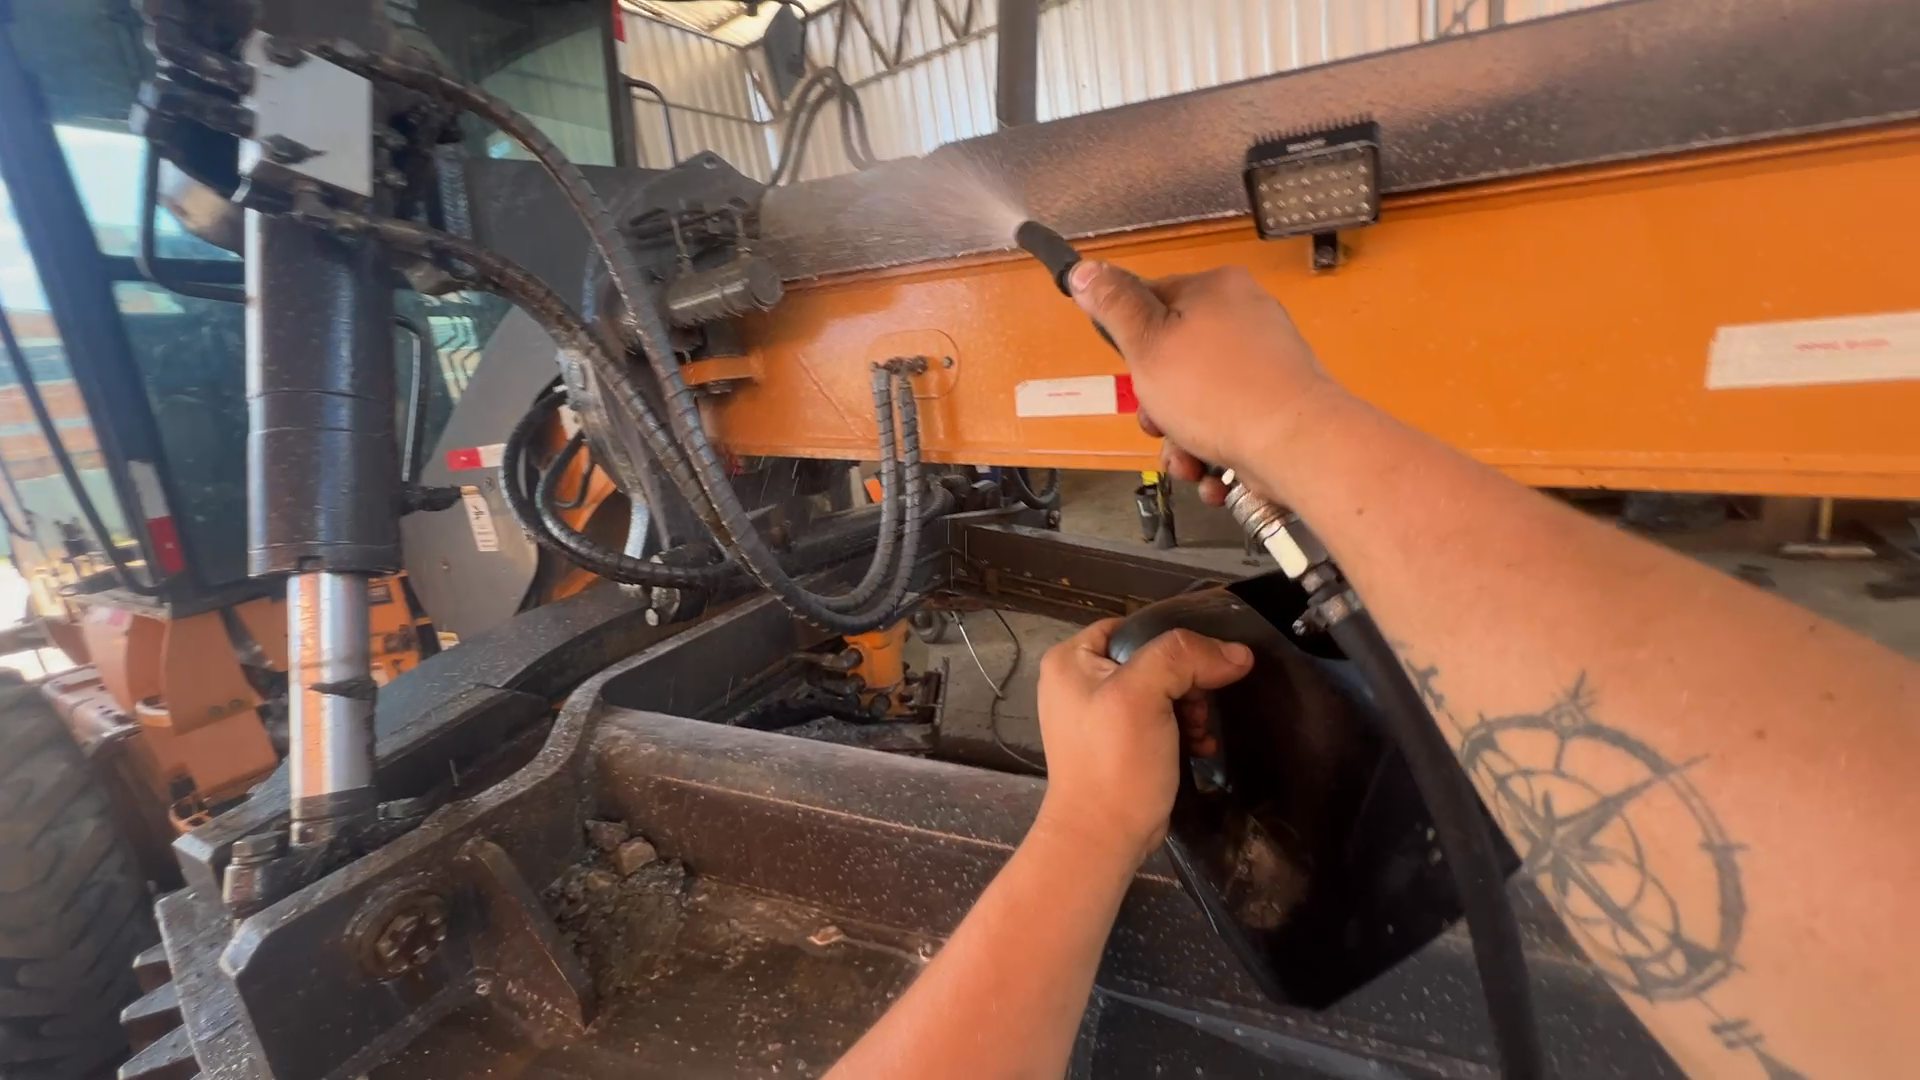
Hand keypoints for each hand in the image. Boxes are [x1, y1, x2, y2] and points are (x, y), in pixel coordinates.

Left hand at [1032, 619, 1254, 865]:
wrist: (1101, 837)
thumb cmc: (1114, 759)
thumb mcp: (1143, 694)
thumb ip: (1183, 658)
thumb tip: (1236, 652)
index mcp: (1070, 658)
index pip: (1132, 626)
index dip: (1172, 640)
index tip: (1207, 662)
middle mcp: (1077, 680)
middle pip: (1150, 659)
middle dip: (1186, 682)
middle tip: (1202, 706)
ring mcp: (1095, 713)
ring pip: (1159, 690)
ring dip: (1189, 707)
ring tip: (1200, 731)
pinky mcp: (1114, 742)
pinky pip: (1157, 719)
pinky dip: (1181, 729)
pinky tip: (1199, 746)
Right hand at [1069, 261, 1351, 503]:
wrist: (1295, 445)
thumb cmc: (1216, 393)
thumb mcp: (1146, 345)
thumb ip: (1114, 307)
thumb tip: (1085, 270)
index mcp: (1213, 289)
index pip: (1149, 303)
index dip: (1131, 347)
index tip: (1134, 377)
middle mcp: (1244, 316)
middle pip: (1173, 360)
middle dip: (1158, 408)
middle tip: (1159, 425)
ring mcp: (1265, 361)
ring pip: (1198, 399)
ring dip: (1181, 440)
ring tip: (1188, 462)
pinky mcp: (1277, 401)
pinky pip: (1228, 421)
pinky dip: (1213, 450)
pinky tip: (1212, 472)